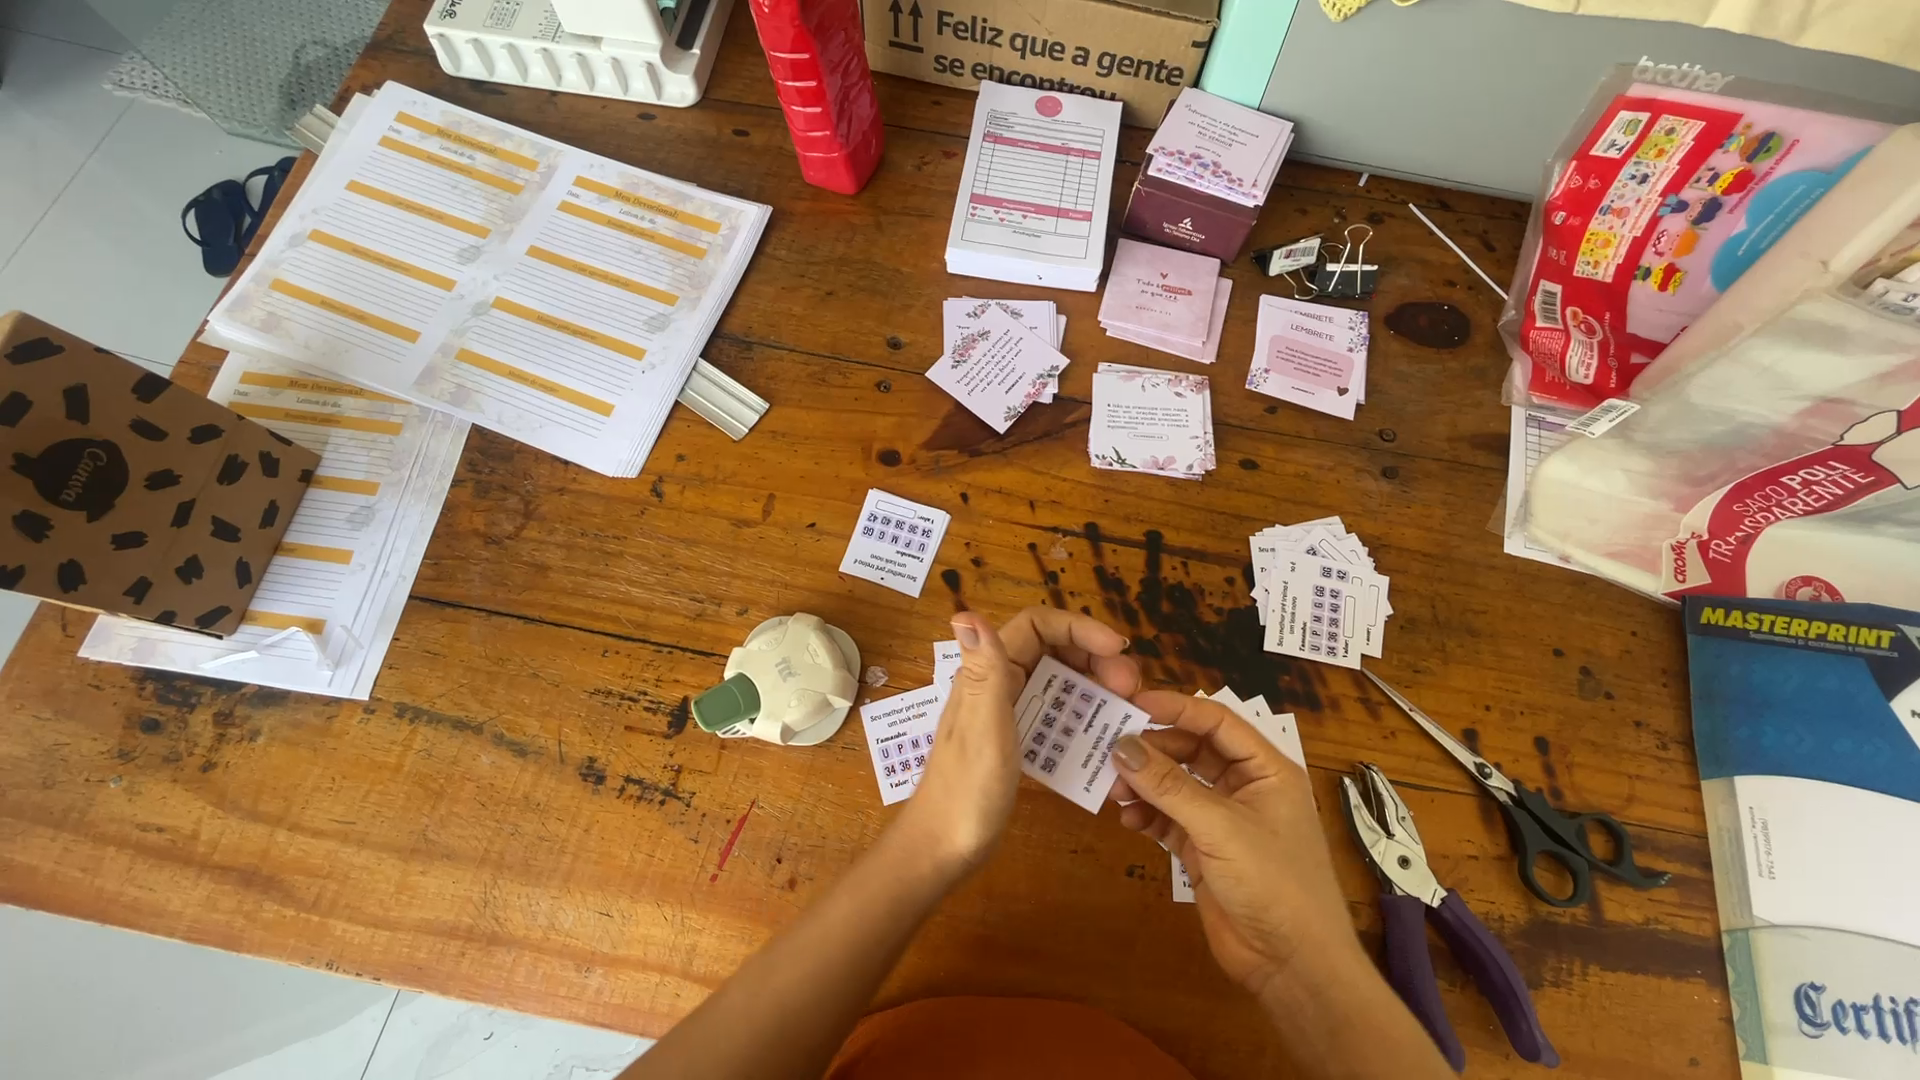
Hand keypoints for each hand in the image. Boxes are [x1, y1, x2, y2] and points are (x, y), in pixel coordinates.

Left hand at [898, 607, 1139, 874]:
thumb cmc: (965, 790)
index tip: (1120, 649)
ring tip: (1126, 710)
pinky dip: (1082, 720)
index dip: (1080, 628)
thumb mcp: (983, 727)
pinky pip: (1056, 717)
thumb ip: (985, 670)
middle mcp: (998, 685)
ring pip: (1058, 684)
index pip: (1037, 626)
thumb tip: (965, 611)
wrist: (943, 849)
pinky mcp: (1017, 742)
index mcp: (987, 672)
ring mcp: (1008, 714)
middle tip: (1131, 689)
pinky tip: (1105, 740)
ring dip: (1094, 688)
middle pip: (1054, 651)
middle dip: (1096, 660)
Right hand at [1108, 692, 1359, 1004]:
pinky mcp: (1202, 849)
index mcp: (1264, 769)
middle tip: (1110, 749)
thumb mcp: (1220, 827)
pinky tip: (1126, 819)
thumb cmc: (1273, 883)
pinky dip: (1146, 815)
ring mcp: (1222, 819)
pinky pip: (1167, 818)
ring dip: (1144, 783)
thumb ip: (1169, 785)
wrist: (1293, 966)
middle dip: (1152, 749)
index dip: (1175, 708)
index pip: (1216, 721)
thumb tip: (1120, 745)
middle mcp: (1243, 786)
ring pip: (1174, 784)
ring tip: (1111, 788)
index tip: (1130, 703)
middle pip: (1190, 750)